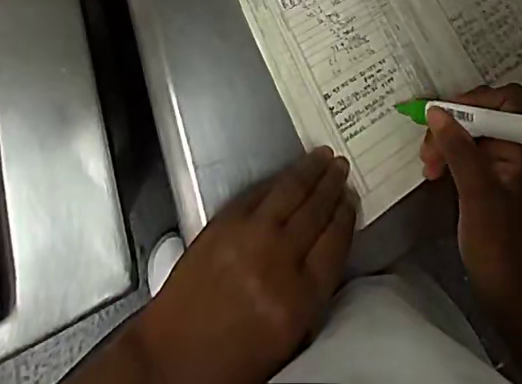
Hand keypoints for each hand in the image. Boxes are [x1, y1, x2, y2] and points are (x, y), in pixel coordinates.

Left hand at [127, 148, 357, 383]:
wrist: (169, 361)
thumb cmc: (229, 363)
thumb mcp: (287, 338)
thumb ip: (310, 293)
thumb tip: (324, 254)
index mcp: (299, 300)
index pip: (335, 244)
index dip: (346, 217)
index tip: (352, 200)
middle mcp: (278, 262)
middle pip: (315, 211)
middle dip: (332, 186)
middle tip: (342, 167)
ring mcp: (248, 237)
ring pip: (289, 192)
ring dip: (309, 170)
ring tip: (322, 157)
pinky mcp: (222, 224)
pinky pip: (257, 193)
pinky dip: (275, 180)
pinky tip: (286, 174)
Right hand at [420, 87, 521, 382]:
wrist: (519, 304)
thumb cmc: (502, 247)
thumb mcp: (476, 193)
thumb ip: (458, 148)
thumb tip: (437, 111)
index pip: (508, 99)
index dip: (475, 100)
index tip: (444, 116)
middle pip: (488, 116)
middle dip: (455, 126)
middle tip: (428, 149)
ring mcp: (513, 172)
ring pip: (478, 138)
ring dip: (450, 144)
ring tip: (429, 167)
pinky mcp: (500, 189)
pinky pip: (475, 159)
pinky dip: (455, 161)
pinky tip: (437, 176)